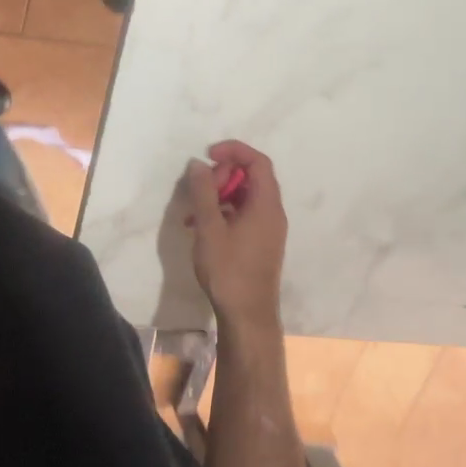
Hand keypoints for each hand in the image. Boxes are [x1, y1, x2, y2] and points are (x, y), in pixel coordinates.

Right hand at [182, 140, 288, 333]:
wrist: (247, 315)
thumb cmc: (229, 270)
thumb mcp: (209, 228)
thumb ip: (203, 192)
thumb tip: (198, 164)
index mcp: (266, 205)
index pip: (258, 162)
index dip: (234, 151)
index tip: (208, 156)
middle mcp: (273, 213)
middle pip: (251, 177)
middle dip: (222, 175)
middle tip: (199, 191)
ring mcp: (268, 229)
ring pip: (244, 196)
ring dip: (218, 195)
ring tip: (192, 213)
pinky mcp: (260, 242)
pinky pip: (243, 214)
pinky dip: (222, 212)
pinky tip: (200, 228)